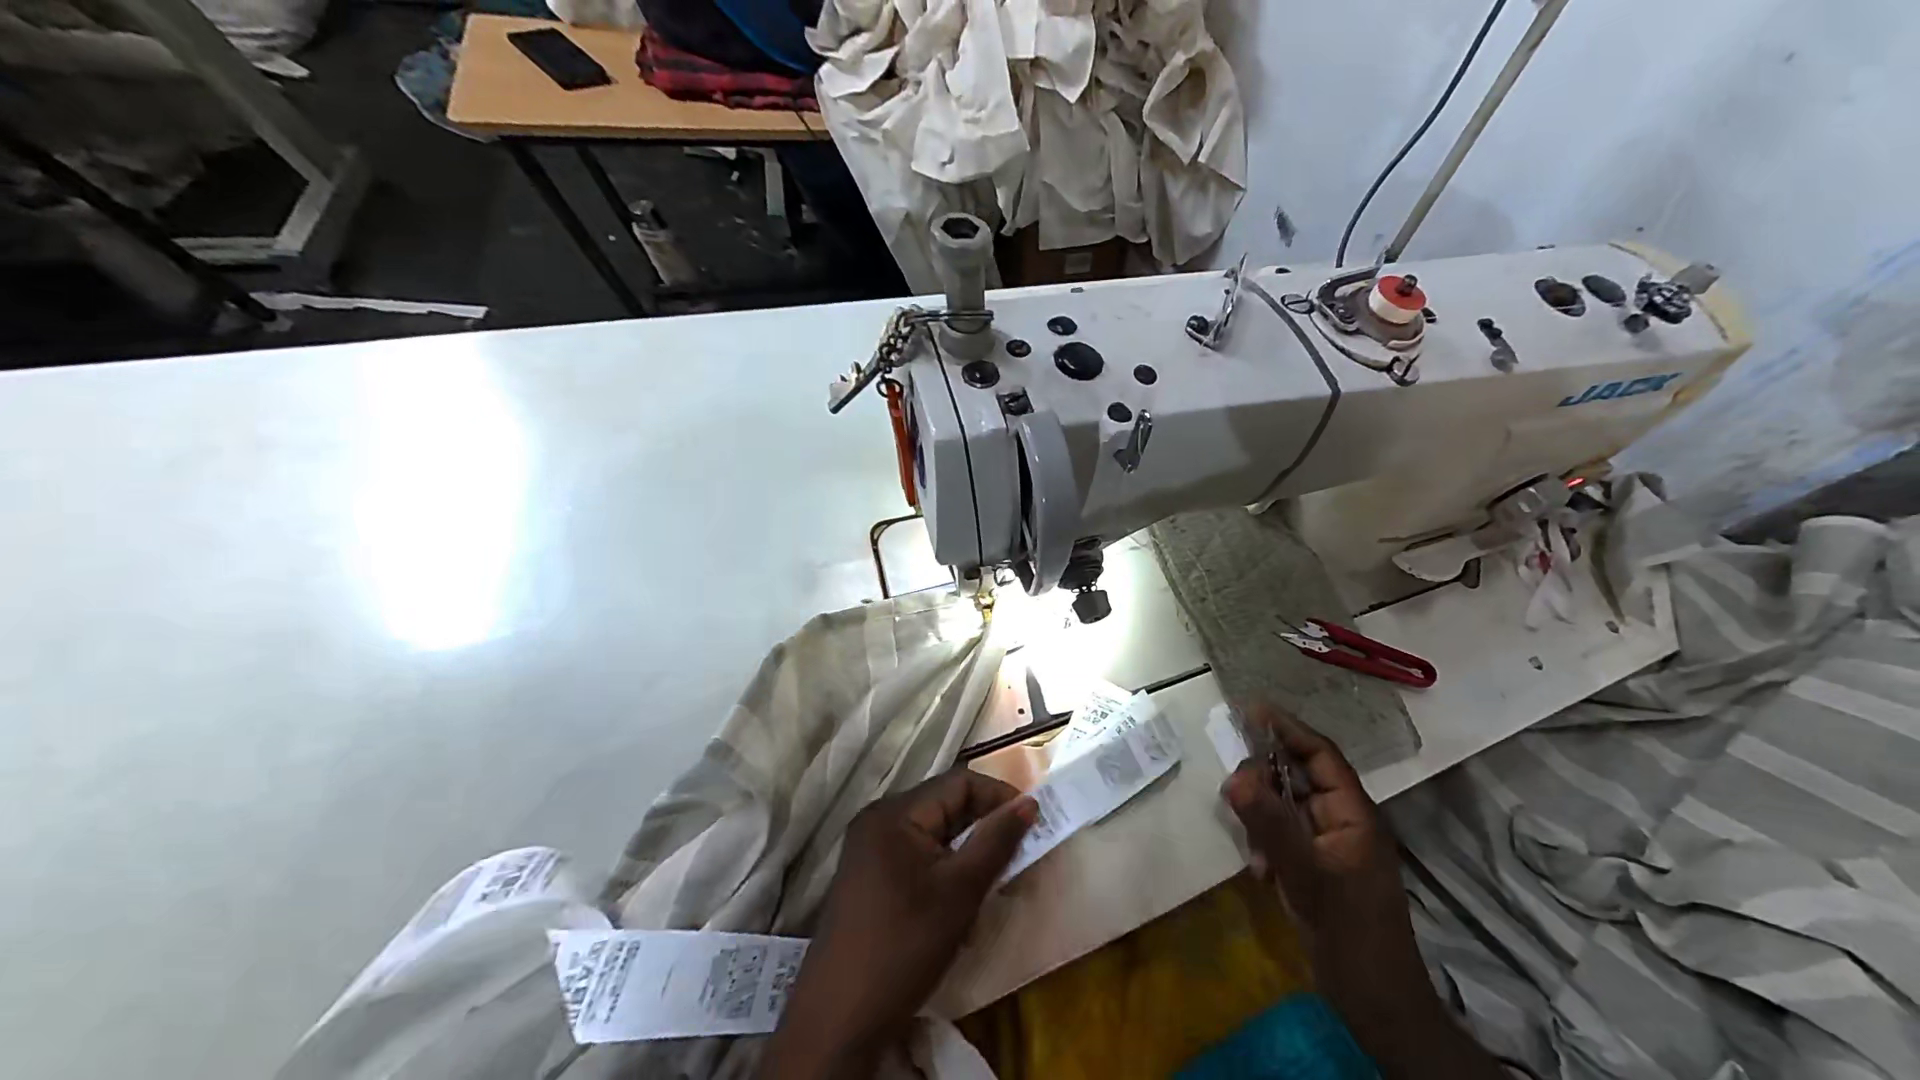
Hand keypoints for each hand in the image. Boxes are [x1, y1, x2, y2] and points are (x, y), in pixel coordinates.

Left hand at [759, 770, 1035, 1079]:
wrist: (840, 1016)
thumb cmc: (904, 946)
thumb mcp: (960, 892)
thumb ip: (996, 841)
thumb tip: (1029, 803)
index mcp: (895, 812)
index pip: (958, 782)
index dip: (999, 797)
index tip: (1034, 822)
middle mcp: (878, 818)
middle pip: (944, 805)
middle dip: (984, 826)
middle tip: (1019, 854)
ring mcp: (869, 847)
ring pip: (933, 832)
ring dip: (966, 851)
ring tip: (992, 882)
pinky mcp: (869, 874)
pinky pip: (917, 854)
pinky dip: (944, 868)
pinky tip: (959, 901)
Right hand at [1221, 706, 1408, 953]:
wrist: (1375, 1001)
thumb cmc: (1351, 934)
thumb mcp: (1306, 877)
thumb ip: (1270, 825)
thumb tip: (1234, 778)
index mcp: (1353, 814)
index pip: (1320, 755)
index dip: (1287, 729)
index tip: (1251, 709)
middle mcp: (1341, 821)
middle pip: (1296, 777)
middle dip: (1263, 781)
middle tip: (1235, 794)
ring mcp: (1328, 844)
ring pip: (1284, 806)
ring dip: (1261, 819)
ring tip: (1254, 850)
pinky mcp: (1314, 866)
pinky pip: (1281, 835)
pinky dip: (1265, 845)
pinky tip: (1260, 871)